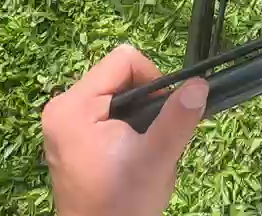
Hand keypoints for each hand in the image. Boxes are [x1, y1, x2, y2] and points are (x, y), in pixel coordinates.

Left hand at [42, 45, 207, 215]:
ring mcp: (63, 122)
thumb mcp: (155, 160)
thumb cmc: (122, 205)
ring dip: (139, 110)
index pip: (124, 60)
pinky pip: (108, 106)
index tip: (161, 115)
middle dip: (146, 97)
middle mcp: (61, 108)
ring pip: (117, 89)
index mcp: (72, 107)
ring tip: (142, 144)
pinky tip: (130, 148)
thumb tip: (200, 83)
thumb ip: (177, 119)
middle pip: (120, 73)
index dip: (153, 79)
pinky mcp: (70, 135)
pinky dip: (127, 119)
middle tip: (152, 134)